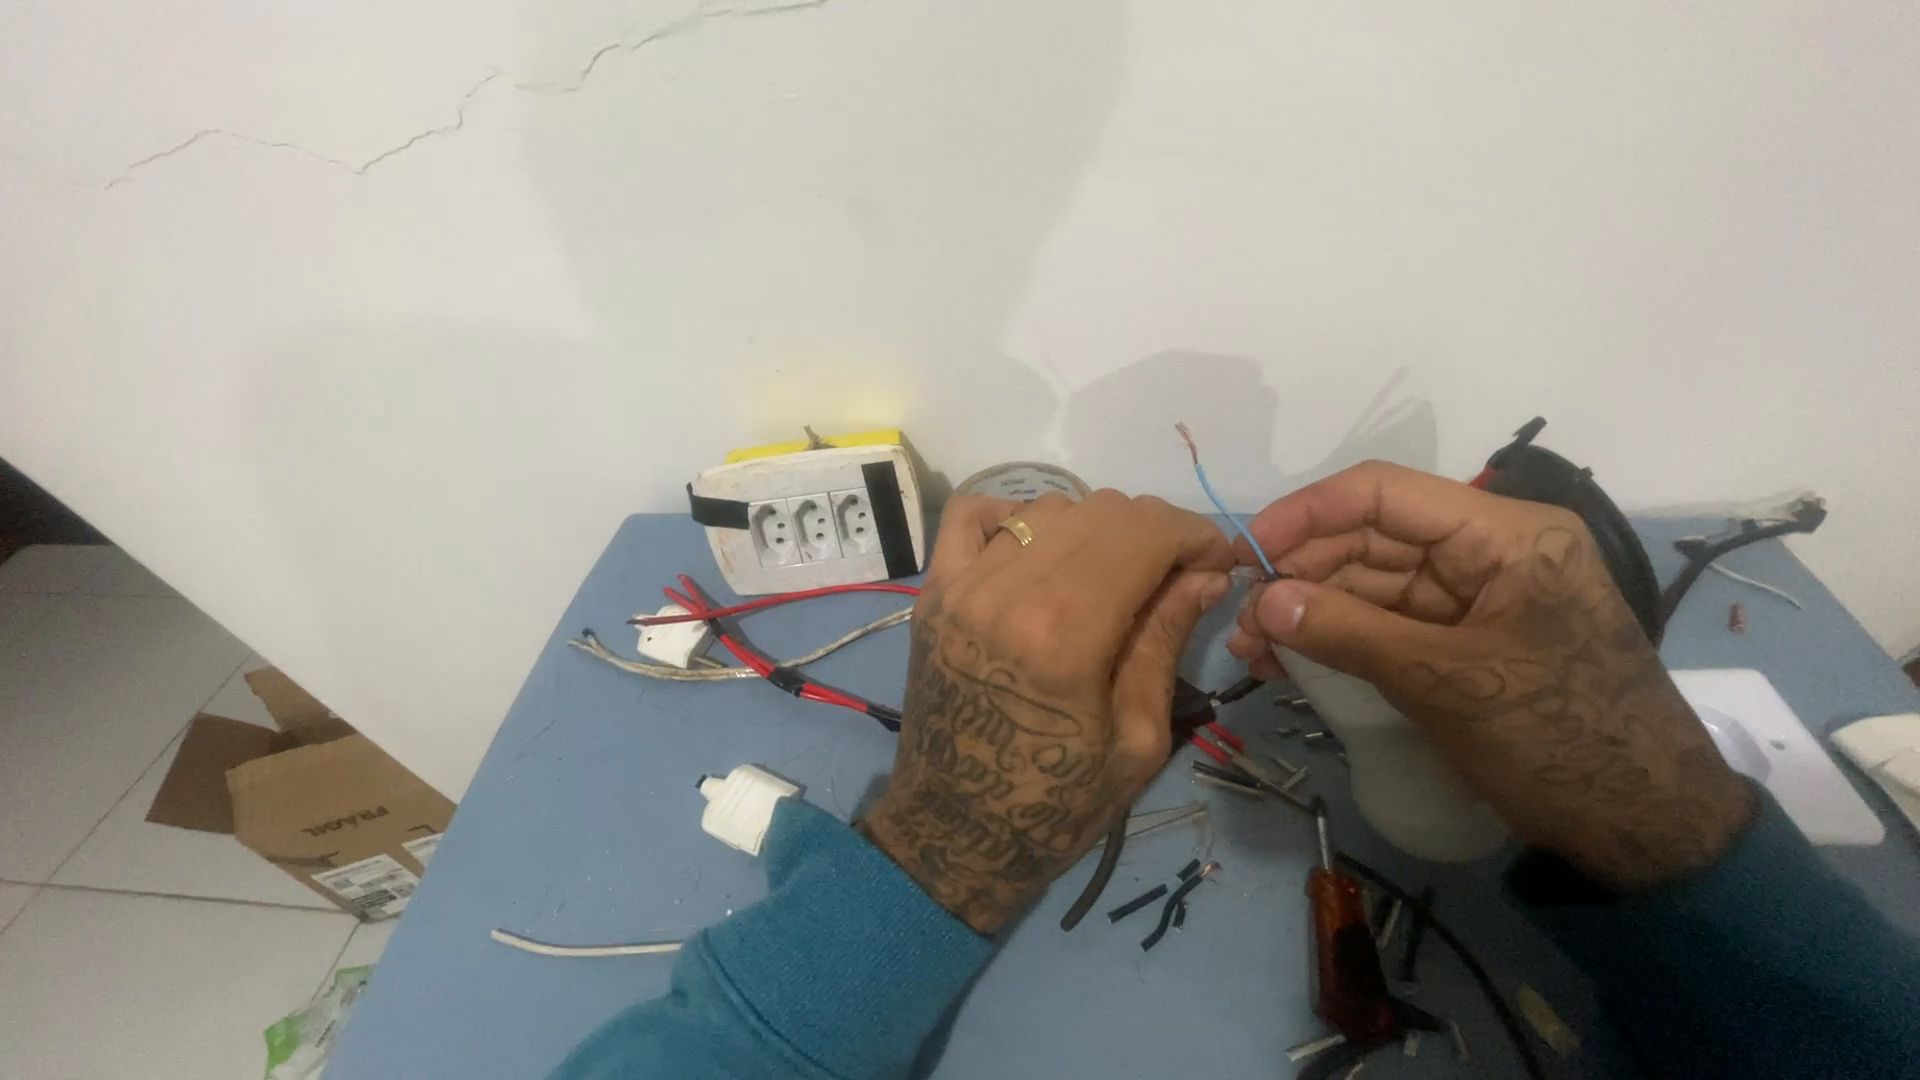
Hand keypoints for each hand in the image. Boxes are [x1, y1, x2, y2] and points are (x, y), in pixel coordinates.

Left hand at [859, 491, 1232, 934]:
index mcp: (1064, 634)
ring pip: (1045, 508)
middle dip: (1153, 531)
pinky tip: (1040, 551)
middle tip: (1173, 573)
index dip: (1194, 534)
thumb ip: (1165, 638)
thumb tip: (1208, 573)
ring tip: (1111, 571)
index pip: (1143, 534)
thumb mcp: (1137, 737)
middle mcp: (1006, 592)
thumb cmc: (1056, 804)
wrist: (953, 830)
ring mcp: (960, 586)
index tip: (1216, 561)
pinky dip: (1014, 515)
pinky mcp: (932, 593)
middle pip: (1100, 511)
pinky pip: (971, 515)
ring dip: (1093, 527)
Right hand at [1225, 462, 1755, 890]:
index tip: (1247, 552)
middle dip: (1297, 573)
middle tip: (1240, 615)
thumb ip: (1348, 633)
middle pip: (1365, 538)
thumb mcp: (1445, 682)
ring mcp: (1464, 596)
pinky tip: (1282, 660)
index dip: (1306, 514)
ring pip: (1361, 581)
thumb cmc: (1560, 740)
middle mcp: (1482, 551)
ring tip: (1250, 646)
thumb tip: (1260, 601)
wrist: (1641, 830)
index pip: (1384, 493)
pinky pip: (1375, 621)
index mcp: (1504, 536)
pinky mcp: (1449, 637)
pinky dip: (1328, 636)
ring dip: (1302, 609)